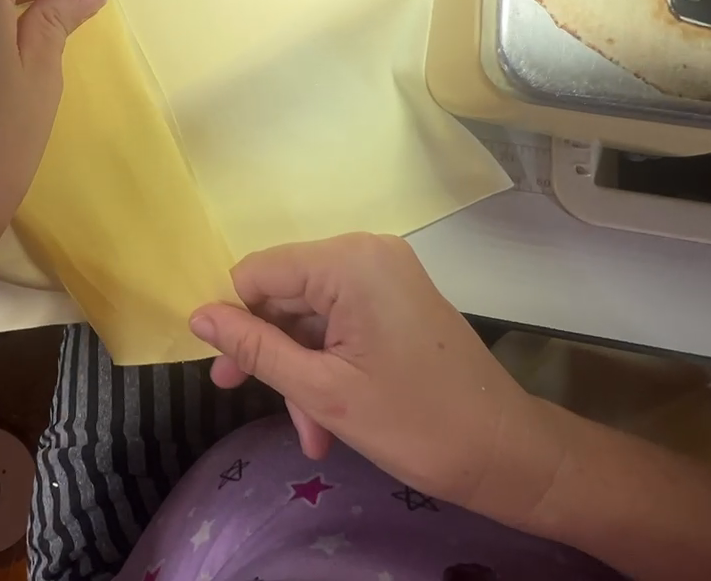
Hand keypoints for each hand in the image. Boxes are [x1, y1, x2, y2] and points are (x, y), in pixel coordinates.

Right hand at [188, 234, 563, 524]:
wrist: (514, 458)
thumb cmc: (418, 425)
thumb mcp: (322, 391)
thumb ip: (254, 348)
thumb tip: (196, 317)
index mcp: (347, 262)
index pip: (258, 273)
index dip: (236, 320)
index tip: (230, 370)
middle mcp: (363, 251)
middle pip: (283, 292)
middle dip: (270, 351)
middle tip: (244, 397)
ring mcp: (382, 272)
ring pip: (308, 312)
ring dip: (298, 368)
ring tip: (308, 430)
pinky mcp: (393, 294)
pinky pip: (337, 318)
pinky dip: (325, 361)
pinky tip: (325, 417)